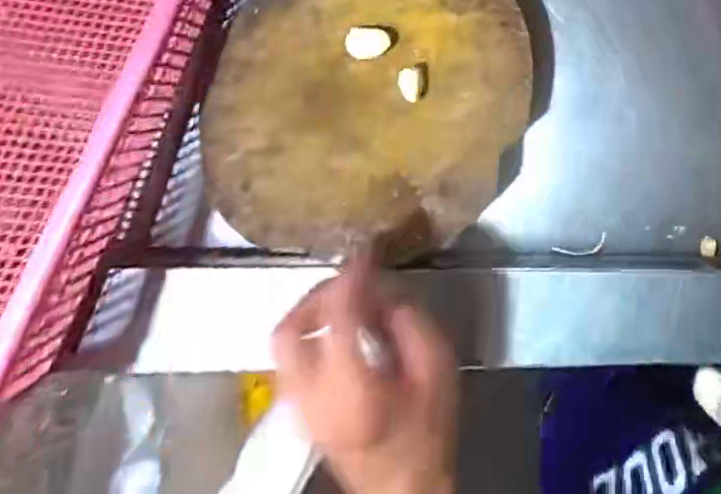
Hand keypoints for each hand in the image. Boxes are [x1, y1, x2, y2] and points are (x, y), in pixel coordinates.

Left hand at [272, 253, 458, 493]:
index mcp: (350, 388)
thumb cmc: (427, 430)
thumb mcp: (437, 367)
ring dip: (311, 310)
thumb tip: (384, 296)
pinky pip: (289, 358)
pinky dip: (309, 331)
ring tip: (347, 297)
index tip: (365, 251)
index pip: (337, 319)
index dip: (350, 277)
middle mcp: (311, 398)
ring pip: (283, 343)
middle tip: (349, 275)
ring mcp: (299, 408)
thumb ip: (411, 323)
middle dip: (317, 293)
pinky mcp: (299, 412)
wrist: (404, 489)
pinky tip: (340, 326)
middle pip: (289, 330)